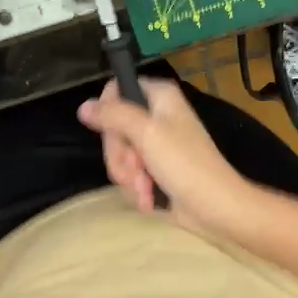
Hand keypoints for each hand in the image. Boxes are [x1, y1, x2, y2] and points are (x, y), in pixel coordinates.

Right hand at [77, 78, 254, 233]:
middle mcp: (156, 115)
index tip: (113, 131)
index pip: (117, 89)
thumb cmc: (185, 164)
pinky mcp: (154, 169)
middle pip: (113, 126)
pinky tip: (149, 198)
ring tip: (146, 187)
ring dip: (128, 175)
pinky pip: (130, 172)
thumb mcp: (146, 133)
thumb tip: (83, 106)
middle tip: (136, 167)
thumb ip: (113, 115)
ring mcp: (155, 143)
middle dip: (121, 155)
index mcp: (159, 97)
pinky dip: (137, 187)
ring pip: (119, 153)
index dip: (108, 111)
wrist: (215, 208)